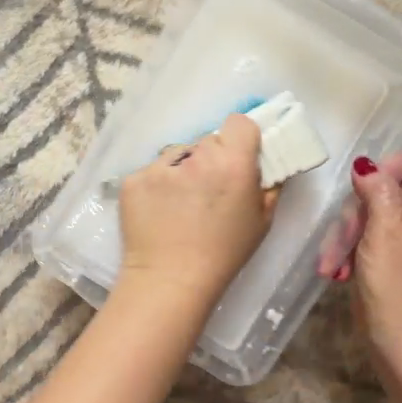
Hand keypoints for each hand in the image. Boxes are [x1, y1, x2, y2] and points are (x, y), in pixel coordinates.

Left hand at [118, 114, 277, 305]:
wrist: (170, 279)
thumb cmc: (224, 254)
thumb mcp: (262, 221)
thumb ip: (268, 185)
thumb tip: (268, 165)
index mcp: (232, 163)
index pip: (239, 123)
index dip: (240, 138)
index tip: (239, 156)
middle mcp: (195, 157)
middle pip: (207, 141)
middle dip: (211, 159)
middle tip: (209, 190)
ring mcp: (159, 167)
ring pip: (177, 155)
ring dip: (182, 170)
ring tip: (181, 205)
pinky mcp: (133, 179)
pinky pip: (151, 173)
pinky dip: (157, 187)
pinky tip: (160, 212)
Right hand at [332, 153, 401, 363]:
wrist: (401, 343)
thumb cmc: (396, 287)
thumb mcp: (385, 233)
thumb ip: (378, 193)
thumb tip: (367, 165)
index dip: (392, 166)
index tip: (363, 185)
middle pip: (387, 191)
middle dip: (356, 211)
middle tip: (344, 235)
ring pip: (368, 217)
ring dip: (345, 237)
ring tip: (333, 262)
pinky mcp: (387, 261)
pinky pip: (364, 241)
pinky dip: (348, 253)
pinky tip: (337, 272)